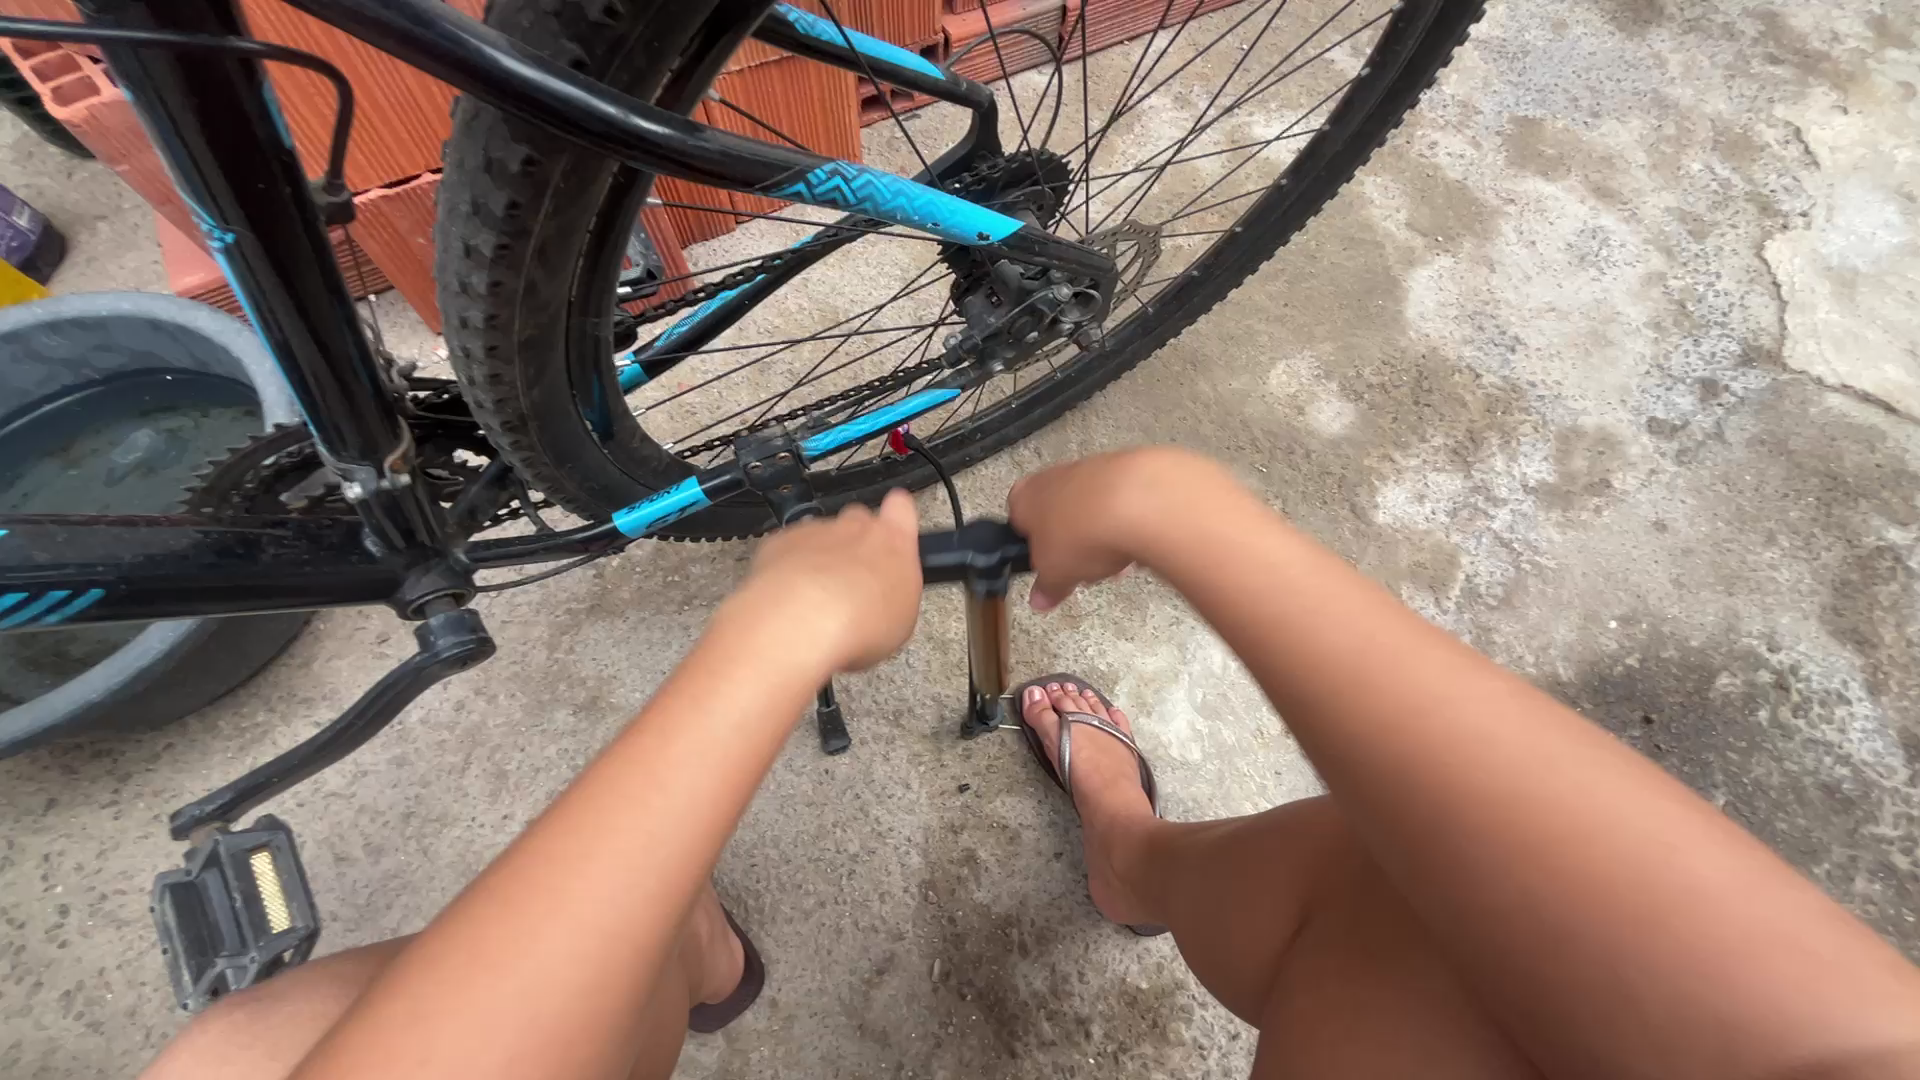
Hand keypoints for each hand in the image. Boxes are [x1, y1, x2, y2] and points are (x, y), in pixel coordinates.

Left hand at [735, 489, 922, 671]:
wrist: (802, 622)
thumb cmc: (859, 622)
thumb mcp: (901, 619)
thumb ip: (897, 590)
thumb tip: (889, 594)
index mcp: (892, 540)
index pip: (901, 506)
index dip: (897, 516)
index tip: (893, 532)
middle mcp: (854, 527)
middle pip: (858, 521)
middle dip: (855, 544)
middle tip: (853, 581)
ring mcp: (815, 532)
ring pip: (820, 537)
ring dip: (820, 561)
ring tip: (817, 601)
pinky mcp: (780, 542)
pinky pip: (787, 549)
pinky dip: (788, 569)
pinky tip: (791, 598)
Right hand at [1007, 446, 1227, 610]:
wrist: (1136, 503)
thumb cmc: (1083, 530)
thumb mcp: (1055, 575)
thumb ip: (1047, 587)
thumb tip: (1041, 598)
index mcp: (1024, 498)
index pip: (1018, 520)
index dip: (1033, 547)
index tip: (1048, 567)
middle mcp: (1054, 476)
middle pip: (1059, 514)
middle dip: (1073, 543)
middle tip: (1082, 569)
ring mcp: (1092, 469)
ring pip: (1092, 509)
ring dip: (1102, 536)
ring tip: (1116, 564)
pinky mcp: (1127, 470)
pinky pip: (1122, 502)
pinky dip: (1127, 523)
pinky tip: (1137, 546)